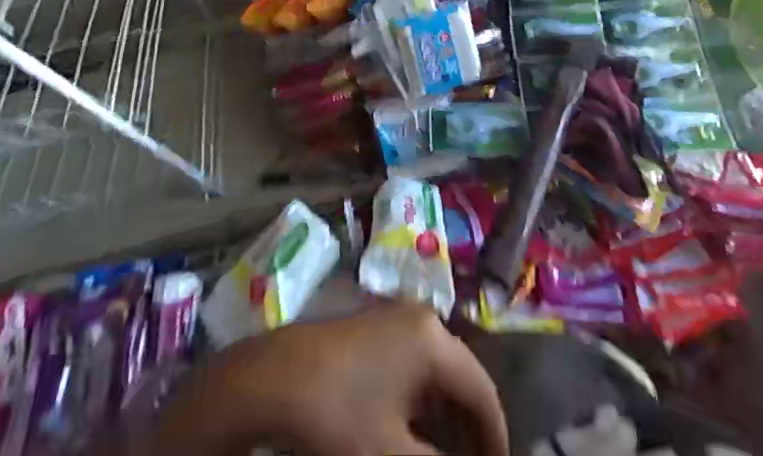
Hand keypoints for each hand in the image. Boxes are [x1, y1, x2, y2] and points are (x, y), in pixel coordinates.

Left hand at [148, 300, 510, 455]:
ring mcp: (390, 320)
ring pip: (435, 374)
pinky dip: (418, 402)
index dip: (494, 441)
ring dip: (443, 418)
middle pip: (461, 379)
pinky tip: (409, 432)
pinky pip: (410, 366)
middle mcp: (418, 320)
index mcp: (433, 340)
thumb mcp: (394, 455)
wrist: (268, 381)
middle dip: (468, 429)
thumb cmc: (337, 415)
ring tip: (441, 453)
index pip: (483, 394)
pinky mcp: (367, 330)